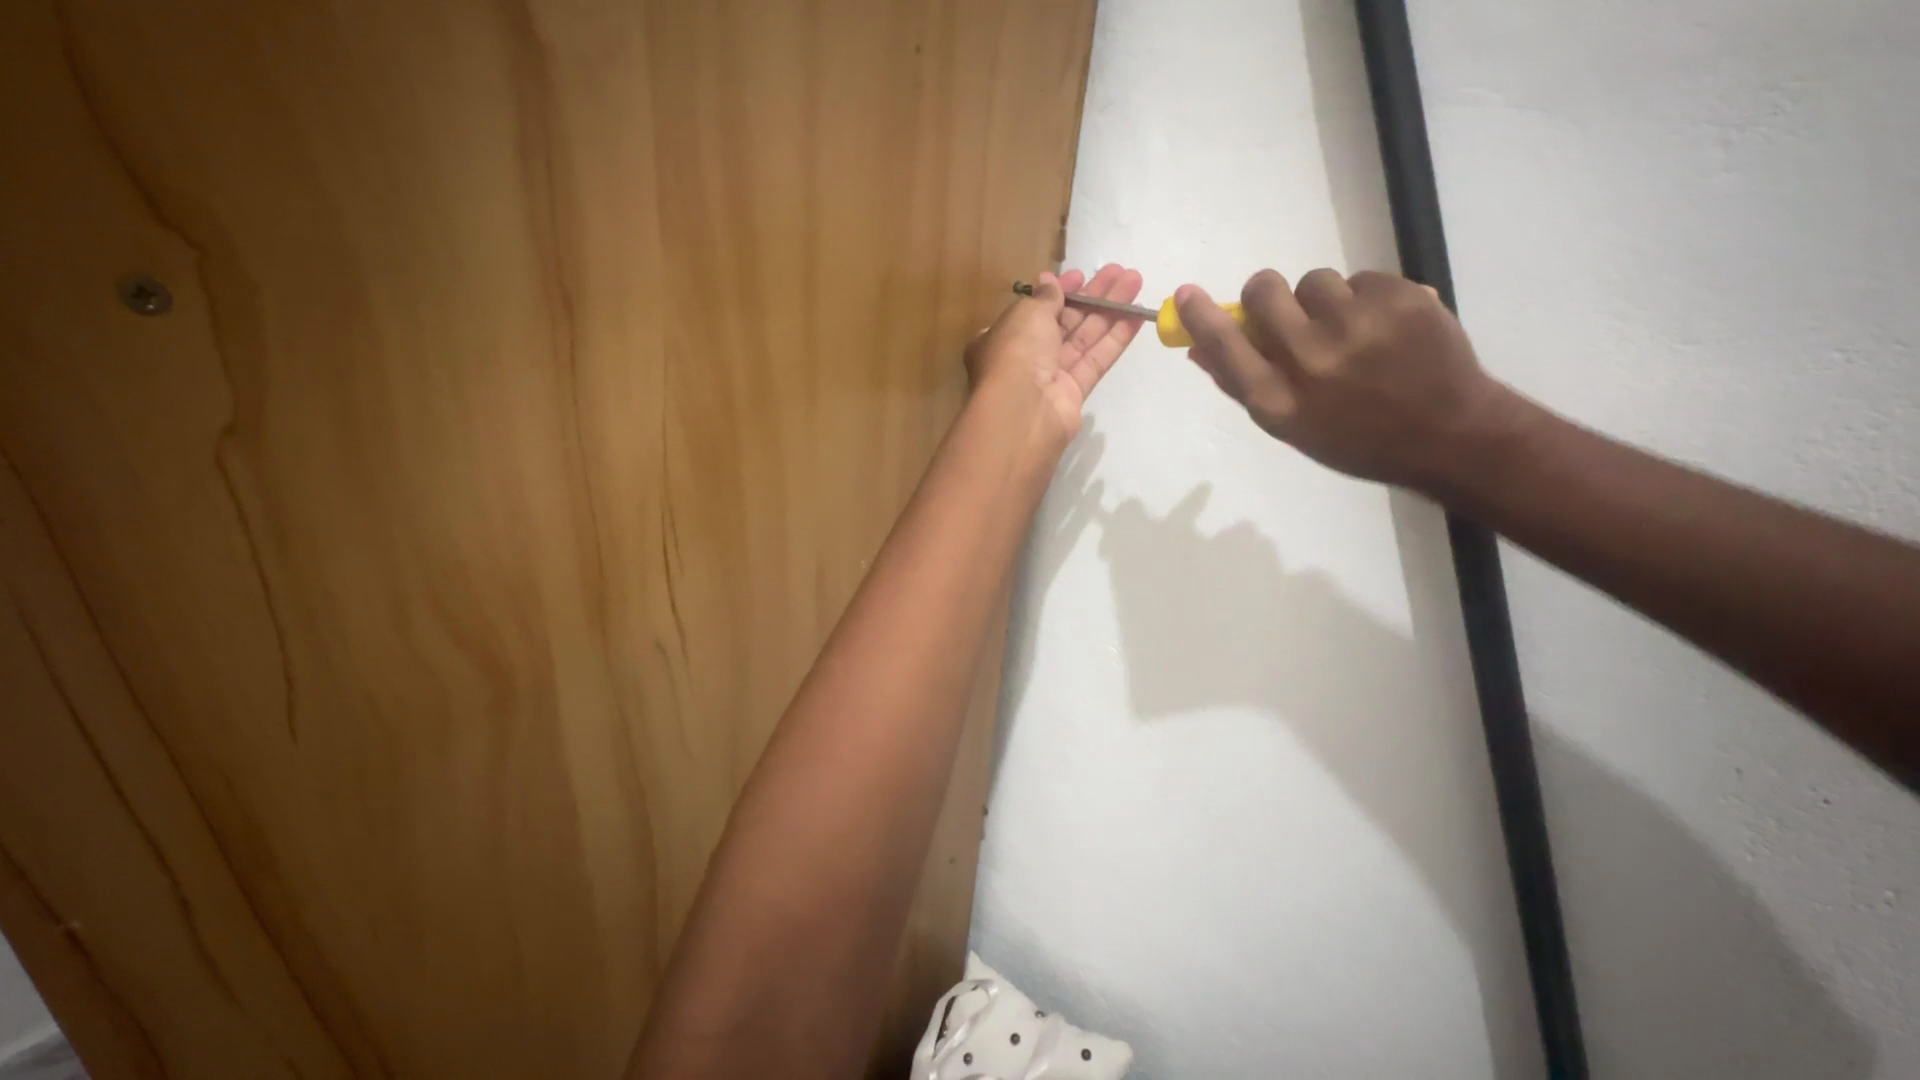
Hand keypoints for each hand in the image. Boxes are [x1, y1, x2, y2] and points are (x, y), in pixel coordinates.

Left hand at [966, 264, 1146, 437]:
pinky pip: (1096, 360)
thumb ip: (1045, 298)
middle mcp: (1026, 357)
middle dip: (1092, 296)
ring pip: (1084, 338)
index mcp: (1004, 336)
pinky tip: (1137, 317)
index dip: (1059, 292)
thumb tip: (1050, 282)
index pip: (1035, 310)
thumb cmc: (1016, 353)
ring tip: (1135, 282)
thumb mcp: (1026, 315)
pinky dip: (1116, 338)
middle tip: (1120, 272)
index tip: (1081, 275)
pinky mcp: (1074, 393)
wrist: (1022, 412)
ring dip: (1110, 310)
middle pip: (1064, 322)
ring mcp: (1051, 376)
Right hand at [1176, 269, 1520, 490]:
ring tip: (1351, 331)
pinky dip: (1367, 299)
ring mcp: (1358, 325)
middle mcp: (1311, 359)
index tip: (1188, 294)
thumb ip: (1244, 384)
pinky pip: (1362, 279)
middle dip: (1269, 295)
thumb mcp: (1292, 426)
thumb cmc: (1358, 440)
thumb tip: (1199, 346)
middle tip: (1289, 311)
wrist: (1450, 435)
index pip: (1225, 345)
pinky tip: (1386, 329)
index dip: (1201, 316)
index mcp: (1280, 400)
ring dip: (1323, 300)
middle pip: (1264, 292)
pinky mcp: (1400, 299)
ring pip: (1315, 281)